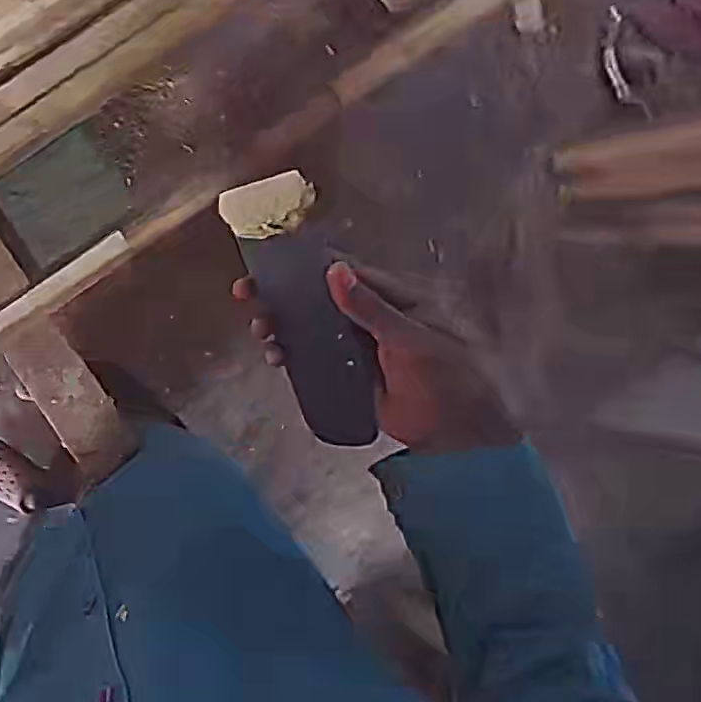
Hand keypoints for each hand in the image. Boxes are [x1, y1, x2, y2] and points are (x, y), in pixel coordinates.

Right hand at [233, 263, 518, 454]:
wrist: (453, 436)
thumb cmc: (445, 379)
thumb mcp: (408, 339)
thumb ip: (370, 307)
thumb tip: (335, 270)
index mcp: (389, 297)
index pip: (339, 272)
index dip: (303, 267)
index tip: (270, 265)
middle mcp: (365, 315)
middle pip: (313, 297)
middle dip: (278, 294)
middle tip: (246, 293)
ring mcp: (352, 342)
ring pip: (304, 326)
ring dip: (278, 325)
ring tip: (261, 332)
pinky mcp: (342, 370)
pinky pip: (308, 355)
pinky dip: (287, 353)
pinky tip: (275, 357)